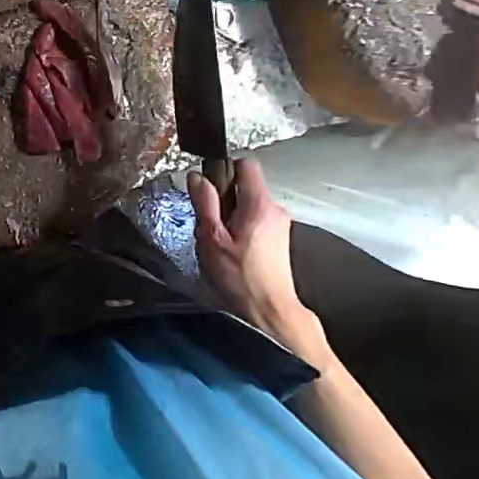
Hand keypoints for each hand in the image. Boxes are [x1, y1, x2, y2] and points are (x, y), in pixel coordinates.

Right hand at [188, 159, 329, 364]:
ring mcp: (280, 225)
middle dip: (224, 199)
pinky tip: (232, 253)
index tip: (209, 189)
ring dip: (231, 217)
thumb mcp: (212, 240)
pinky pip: (256, 221)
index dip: (224, 169)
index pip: (245, 165)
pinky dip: (241, 229)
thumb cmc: (240, 280)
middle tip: (209, 225)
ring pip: (248, 205)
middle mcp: (275, 209)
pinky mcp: (279, 240)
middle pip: (245, 187)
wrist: (270, 313)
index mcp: (259, 204)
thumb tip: (198, 177)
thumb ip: (205, 204)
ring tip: (219, 244)